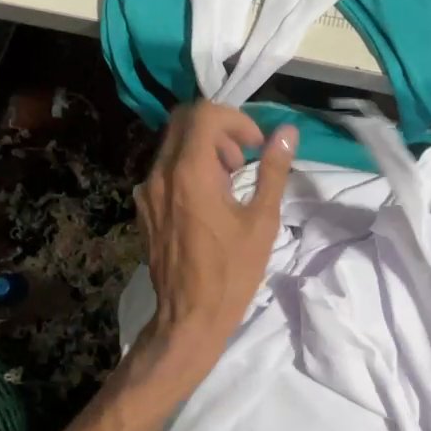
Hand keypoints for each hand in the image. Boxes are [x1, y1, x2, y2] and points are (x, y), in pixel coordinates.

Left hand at [134, 102, 297, 363]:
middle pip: (184, 120)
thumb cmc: (231, 272)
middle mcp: (161, 173)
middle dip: (218, 129)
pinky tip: (208, 201)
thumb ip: (273, 170)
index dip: (236, 120)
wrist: (188, 317)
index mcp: (190, 172)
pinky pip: (165, 168)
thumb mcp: (262, 220)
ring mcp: (147, 190)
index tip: (255, 147)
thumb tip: (287, 132)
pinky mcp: (144, 207)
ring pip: (173, 143)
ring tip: (229, 183)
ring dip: (203, 148)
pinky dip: (188, 168)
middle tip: (242, 161)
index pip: (205, 113)